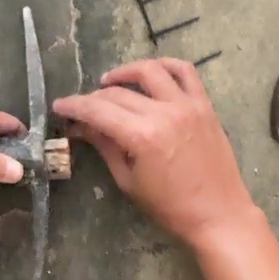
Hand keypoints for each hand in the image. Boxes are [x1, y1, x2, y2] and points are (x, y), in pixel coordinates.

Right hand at [53, 58, 259, 244]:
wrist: (218, 214)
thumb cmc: (170, 207)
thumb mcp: (129, 181)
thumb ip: (106, 147)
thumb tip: (83, 127)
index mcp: (142, 136)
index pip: (98, 111)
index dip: (74, 106)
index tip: (59, 106)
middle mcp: (164, 113)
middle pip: (119, 93)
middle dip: (93, 98)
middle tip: (82, 109)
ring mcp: (187, 105)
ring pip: (150, 71)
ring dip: (125, 72)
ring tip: (110, 82)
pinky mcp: (204, 105)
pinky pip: (185, 72)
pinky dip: (165, 65)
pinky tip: (150, 73)